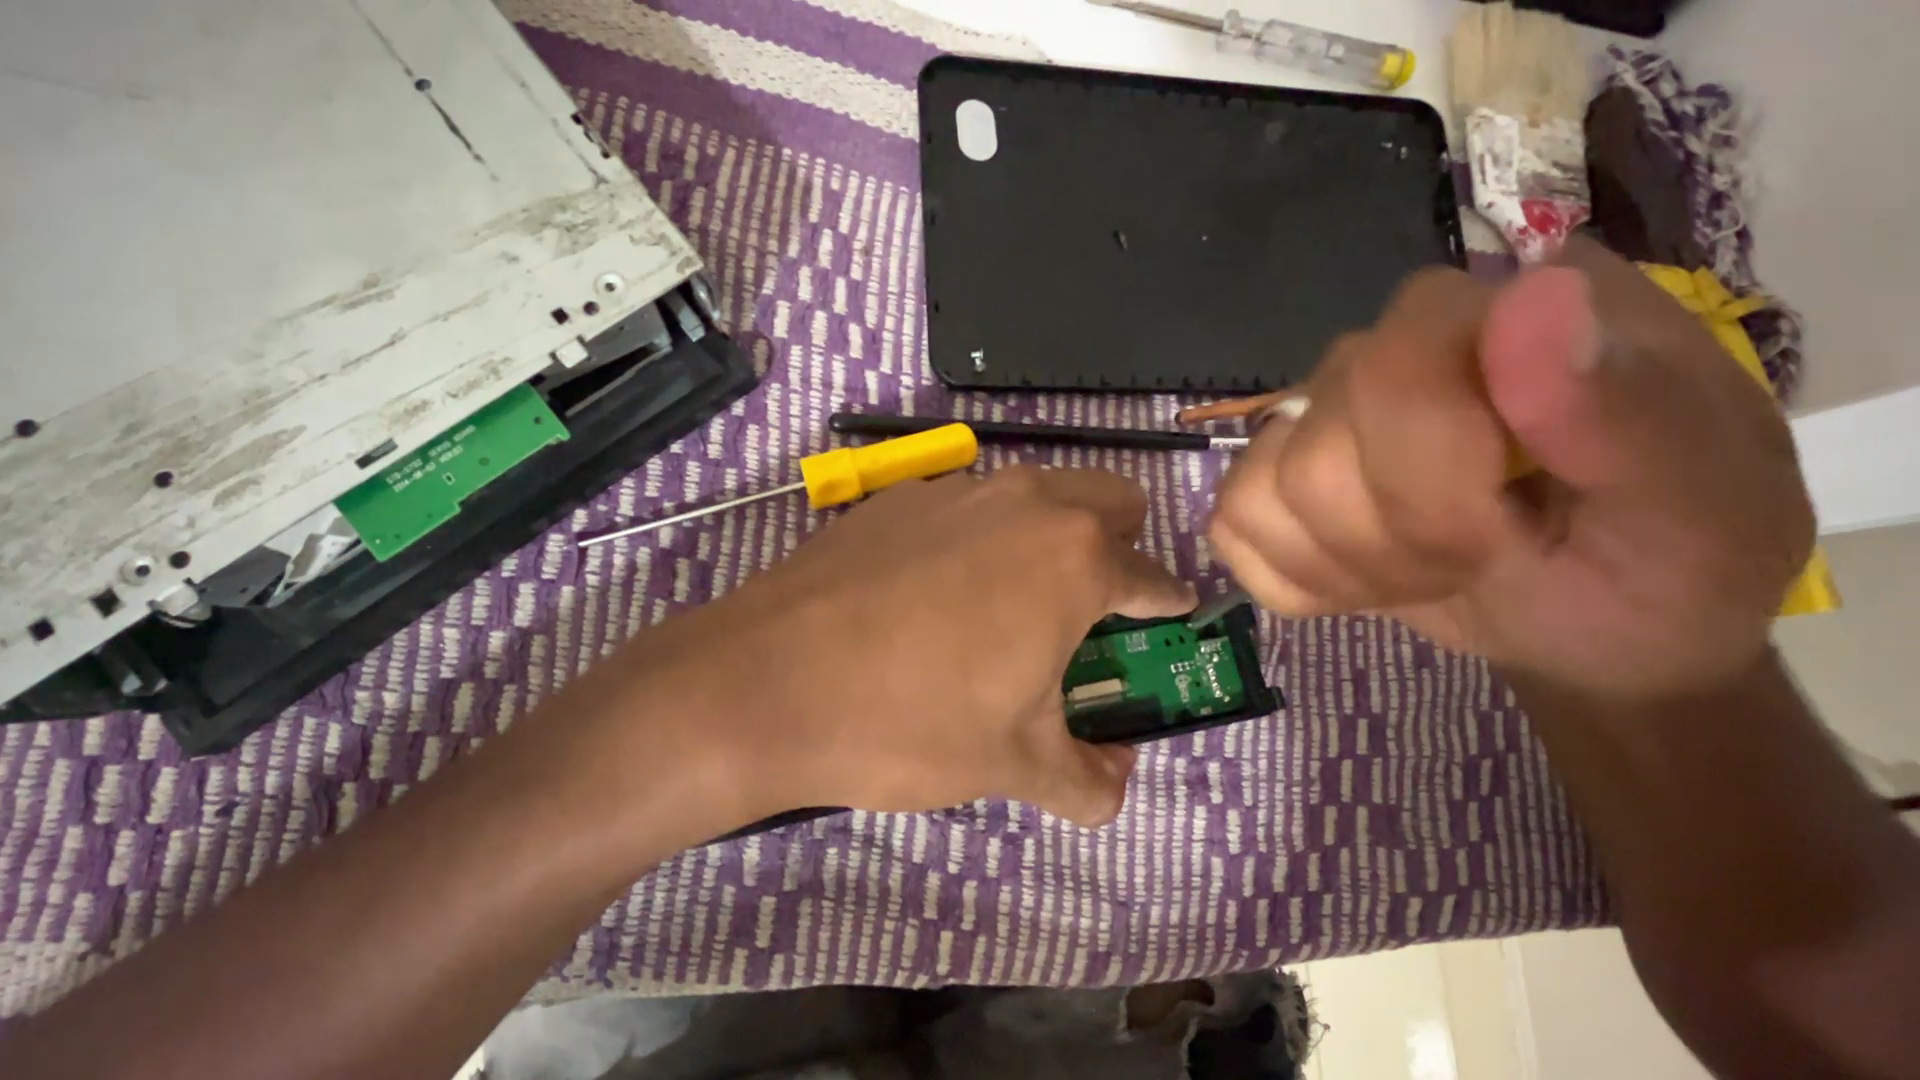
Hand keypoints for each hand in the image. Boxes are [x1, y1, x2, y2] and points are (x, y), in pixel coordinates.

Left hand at [582, 468, 1196, 831]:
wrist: (761, 684)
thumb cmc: (908, 723)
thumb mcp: (1013, 766)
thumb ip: (1089, 781)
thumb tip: (1119, 783)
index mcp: (1076, 559)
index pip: (1155, 577)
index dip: (1170, 609)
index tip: (1168, 630)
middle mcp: (1026, 503)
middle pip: (1110, 503)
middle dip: (1121, 550)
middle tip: (1092, 615)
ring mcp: (956, 489)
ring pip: (1037, 495)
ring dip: (1049, 538)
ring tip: (1013, 609)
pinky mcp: (896, 498)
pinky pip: (968, 506)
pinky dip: (980, 539)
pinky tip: (936, 598)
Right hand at [1209, 239, 1813, 701]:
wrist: (1610, 630)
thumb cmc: (1672, 568)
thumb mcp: (1701, 504)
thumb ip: (1628, 407)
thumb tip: (1534, 295)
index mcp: (1519, 307)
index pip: (1393, 357)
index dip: (1424, 472)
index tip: (1504, 533)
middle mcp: (1404, 339)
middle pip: (1313, 439)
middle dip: (1396, 536)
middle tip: (1477, 561)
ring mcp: (1327, 409)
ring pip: (1259, 489)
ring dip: (1350, 565)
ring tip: (1435, 570)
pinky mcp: (1278, 476)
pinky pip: (1232, 523)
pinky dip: (1296, 578)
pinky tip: (1366, 579)